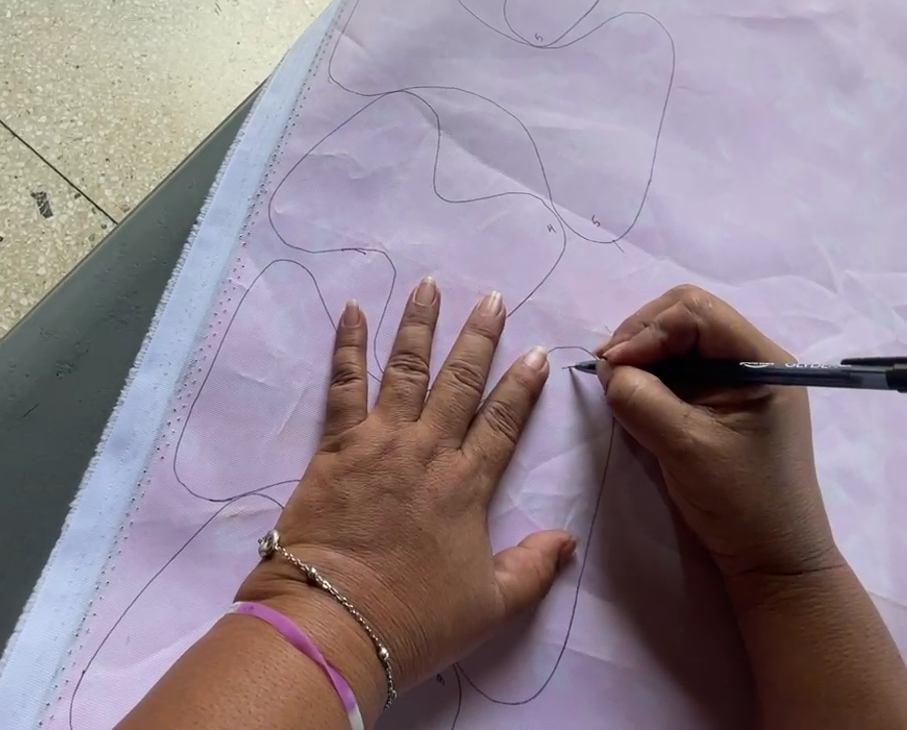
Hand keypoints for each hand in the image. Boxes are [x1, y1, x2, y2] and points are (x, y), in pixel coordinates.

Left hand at [235, 278, 576, 710]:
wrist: (337, 619)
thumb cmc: (414, 619)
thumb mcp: (490, 606)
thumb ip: (532, 568)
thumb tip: (568, 539)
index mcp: (467, 485)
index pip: (502, 423)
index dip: (522, 388)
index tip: (536, 353)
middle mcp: (428, 450)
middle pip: (459, 382)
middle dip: (478, 337)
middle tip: (491, 298)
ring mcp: (382, 439)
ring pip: (407, 369)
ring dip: (419, 325)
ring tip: (429, 286)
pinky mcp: (339, 441)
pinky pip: (346, 383)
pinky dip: (349, 344)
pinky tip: (354, 310)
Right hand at [595, 285, 841, 583]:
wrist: (770, 560)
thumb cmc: (739, 501)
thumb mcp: (682, 445)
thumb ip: (639, 396)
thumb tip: (607, 367)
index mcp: (760, 361)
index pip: (694, 310)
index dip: (647, 329)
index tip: (614, 365)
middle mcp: (749, 358)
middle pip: (683, 314)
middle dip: (640, 334)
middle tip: (610, 368)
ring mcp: (733, 377)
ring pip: (674, 335)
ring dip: (640, 351)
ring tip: (618, 381)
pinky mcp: (716, 396)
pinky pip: (674, 363)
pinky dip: (647, 370)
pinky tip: (632, 392)